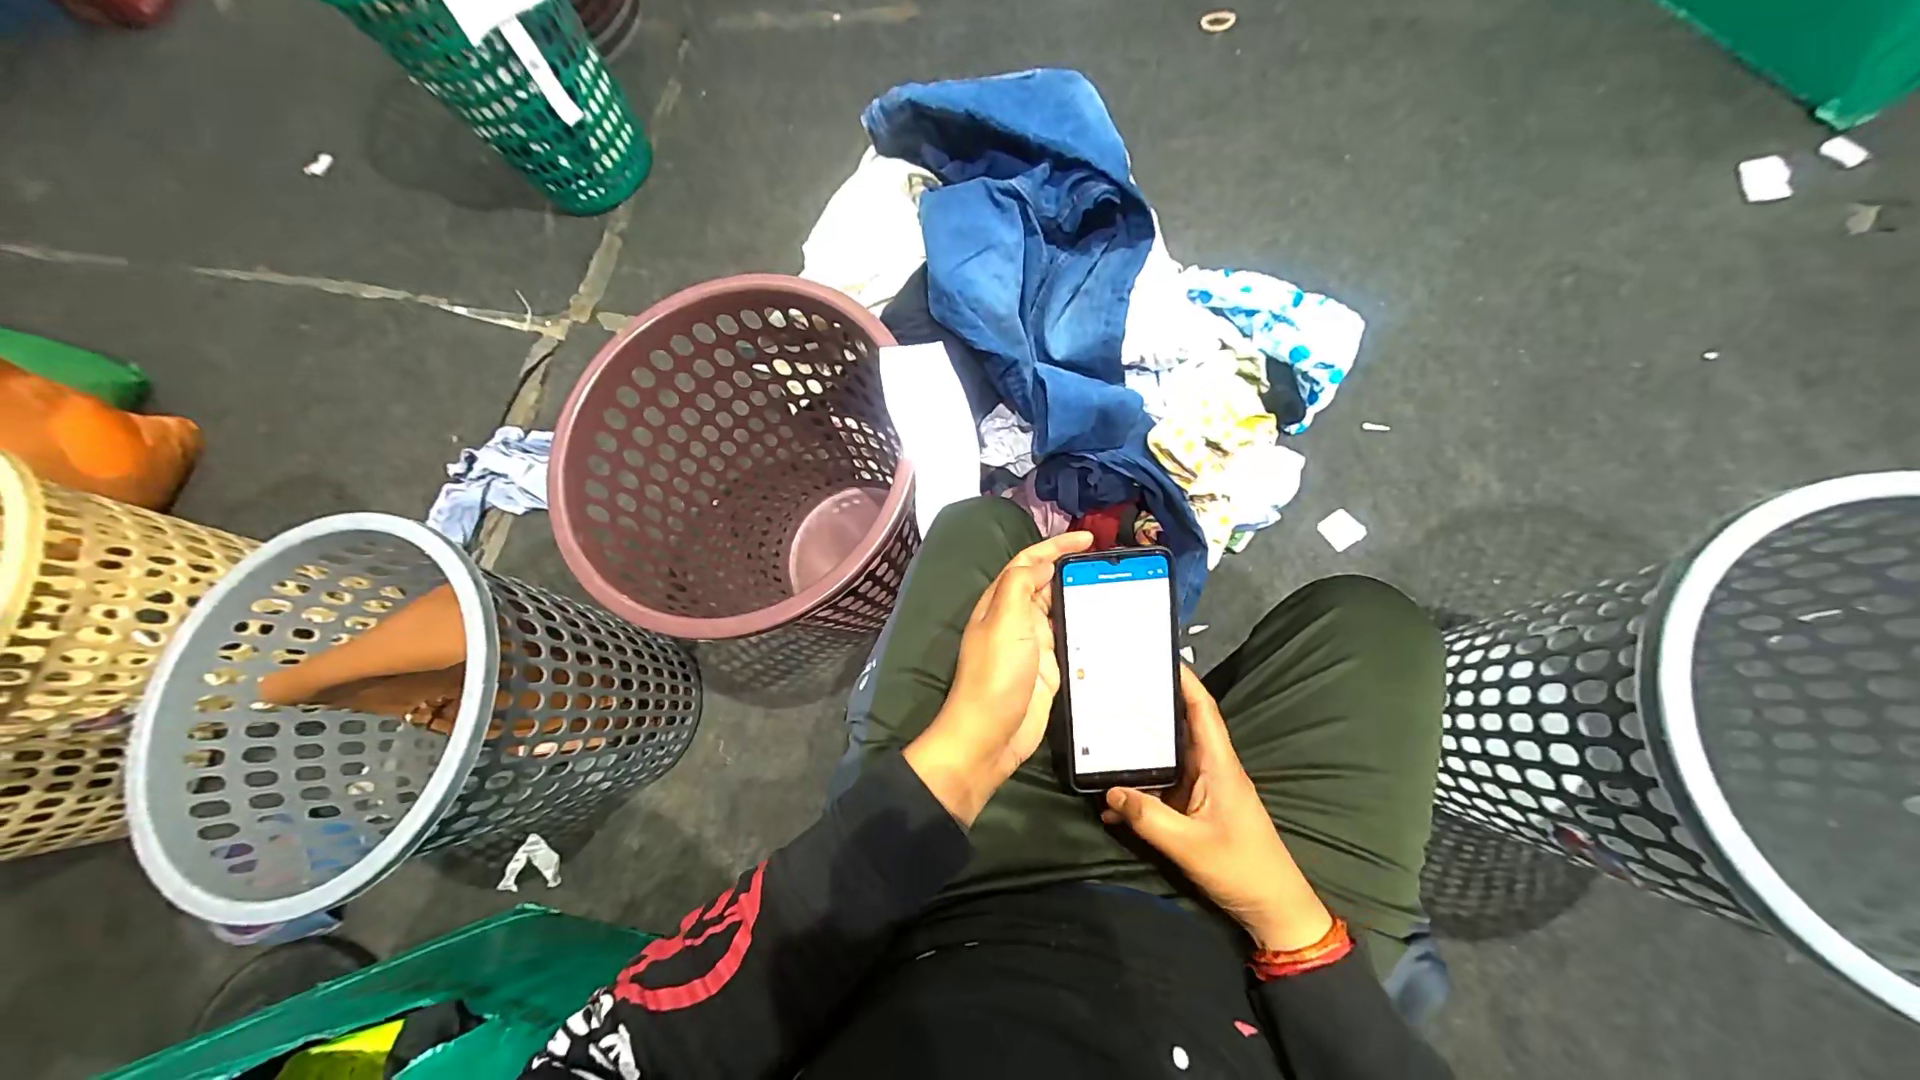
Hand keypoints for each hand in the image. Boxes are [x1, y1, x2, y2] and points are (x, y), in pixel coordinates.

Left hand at [904, 531, 1092, 825]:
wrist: (990, 736)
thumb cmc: (994, 675)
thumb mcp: (1003, 621)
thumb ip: (1020, 585)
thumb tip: (1043, 564)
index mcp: (1001, 603)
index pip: (1028, 563)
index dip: (1055, 546)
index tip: (1087, 539)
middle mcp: (1017, 620)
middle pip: (1047, 584)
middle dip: (1073, 570)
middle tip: (1110, 565)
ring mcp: (1035, 646)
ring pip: (1062, 611)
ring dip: (1084, 598)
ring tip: (1118, 590)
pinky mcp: (1051, 670)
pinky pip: (1072, 642)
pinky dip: (1088, 631)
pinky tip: (1111, 628)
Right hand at [1101, 667, 1333, 950]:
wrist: (1274, 910)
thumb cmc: (1241, 869)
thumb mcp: (1189, 845)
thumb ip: (1148, 817)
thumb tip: (1110, 792)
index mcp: (1219, 765)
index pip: (1202, 710)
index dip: (1184, 680)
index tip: (1157, 656)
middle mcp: (1211, 769)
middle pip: (1179, 727)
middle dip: (1150, 707)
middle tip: (1115, 690)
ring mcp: (1203, 790)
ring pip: (1166, 758)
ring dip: (1138, 751)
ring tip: (1102, 736)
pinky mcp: (1195, 810)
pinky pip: (1162, 789)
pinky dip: (1139, 790)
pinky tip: (1111, 802)